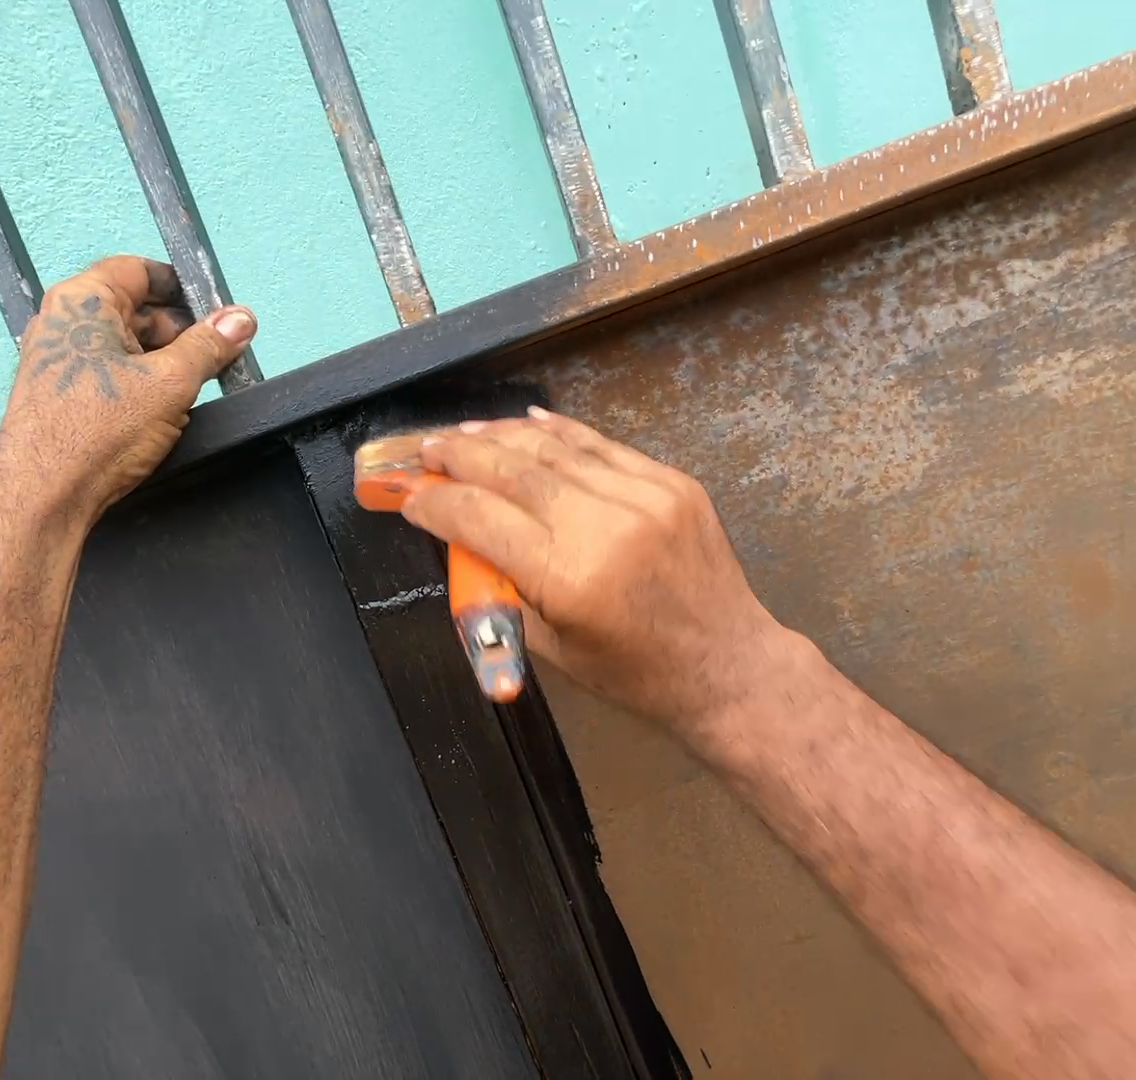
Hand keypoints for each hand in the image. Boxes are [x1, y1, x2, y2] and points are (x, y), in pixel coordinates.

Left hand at [0, 255, 254, 519]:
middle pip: (136, 310)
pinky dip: (145, 384)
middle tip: (219, 354)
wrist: (46, 492)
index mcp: (84, 301)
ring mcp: (62, 361)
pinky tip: (167, 411)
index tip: (217, 309)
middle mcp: (66, 323)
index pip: (138, 271)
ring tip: (196, 388)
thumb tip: (242, 318)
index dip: (182, 286)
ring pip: (127, 346)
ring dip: (166, 362)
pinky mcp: (65, 395)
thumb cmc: (99, 429)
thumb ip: (210, 346)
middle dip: (181, 331)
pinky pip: (115, 375)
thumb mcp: (172, 382)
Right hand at [402, 408, 806, 751]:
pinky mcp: (671, 482)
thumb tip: (461, 538)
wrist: (727, 664)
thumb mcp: (553, 648)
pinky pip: (600, 444)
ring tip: (462, 433)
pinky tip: (527, 421)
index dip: (436, 503)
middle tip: (425, 450)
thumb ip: (504, 588)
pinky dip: (558, 430)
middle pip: (512, 471)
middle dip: (459, 456)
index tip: (408, 496)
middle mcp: (605, 526)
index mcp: (570, 579)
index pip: (481, 520)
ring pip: (554, 449)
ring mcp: (644, 497)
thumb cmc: (634, 674)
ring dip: (500, 436)